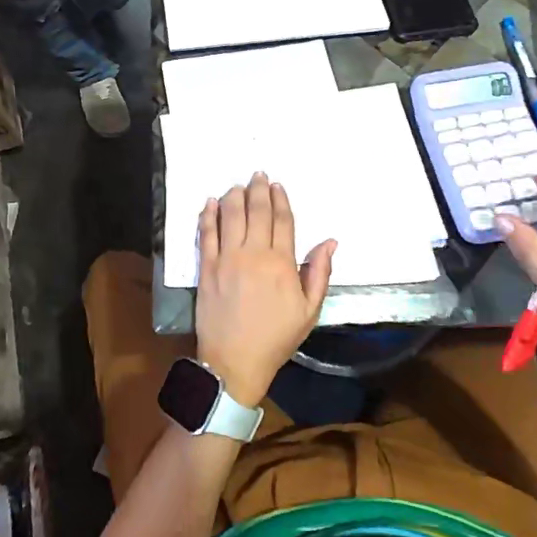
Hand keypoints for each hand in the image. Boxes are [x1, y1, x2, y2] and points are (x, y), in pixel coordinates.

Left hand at [194, 172, 335, 406]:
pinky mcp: (206, 268)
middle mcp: (254, 254)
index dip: (280, 200)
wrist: (235, 361)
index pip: (282, 221)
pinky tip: (210, 203)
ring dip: (234, 196)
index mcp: (282, 263)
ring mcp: (226, 259)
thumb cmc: (276, 338)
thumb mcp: (309, 310)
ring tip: (237, 185)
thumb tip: (330, 242)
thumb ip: (319, 273)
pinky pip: (206, 234)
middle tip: (257, 175)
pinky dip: (208, 215)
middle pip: (256, 211)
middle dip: (257, 190)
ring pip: (230, 216)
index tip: (277, 186)